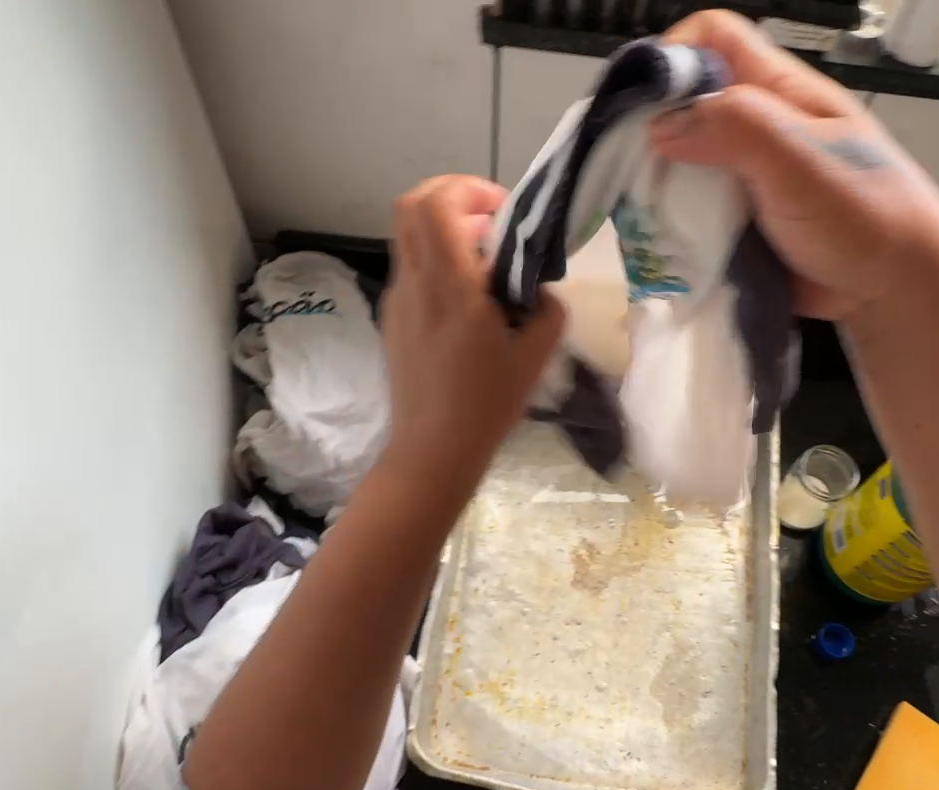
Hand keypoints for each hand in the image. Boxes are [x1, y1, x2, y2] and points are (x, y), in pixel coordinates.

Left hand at [381, 175, 565, 492]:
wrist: (432, 451)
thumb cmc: (486, 405)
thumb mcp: (534, 358)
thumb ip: (547, 311)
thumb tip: (540, 292)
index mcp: (450, 284)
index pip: (436, 202)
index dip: (468, 188)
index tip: (501, 212)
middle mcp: (415, 283)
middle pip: (411, 207)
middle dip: (451, 201)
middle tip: (489, 228)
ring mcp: (397, 303)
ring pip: (410, 241)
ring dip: (444, 237)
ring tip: (483, 273)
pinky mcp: (392, 324)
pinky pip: (412, 275)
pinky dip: (436, 269)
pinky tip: (464, 310)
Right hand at [651, 10, 938, 321]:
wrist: (891, 289)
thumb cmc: (862, 214)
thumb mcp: (799, 158)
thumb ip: (734, 128)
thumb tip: (660, 127)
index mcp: (776, 93)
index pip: (714, 39)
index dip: (672, 55)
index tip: (637, 103)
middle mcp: (754, 132)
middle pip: (686, 109)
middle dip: (650, 133)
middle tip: (623, 171)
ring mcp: (744, 184)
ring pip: (683, 170)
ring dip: (657, 190)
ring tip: (634, 216)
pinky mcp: (737, 231)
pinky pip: (692, 221)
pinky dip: (671, 230)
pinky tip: (657, 246)